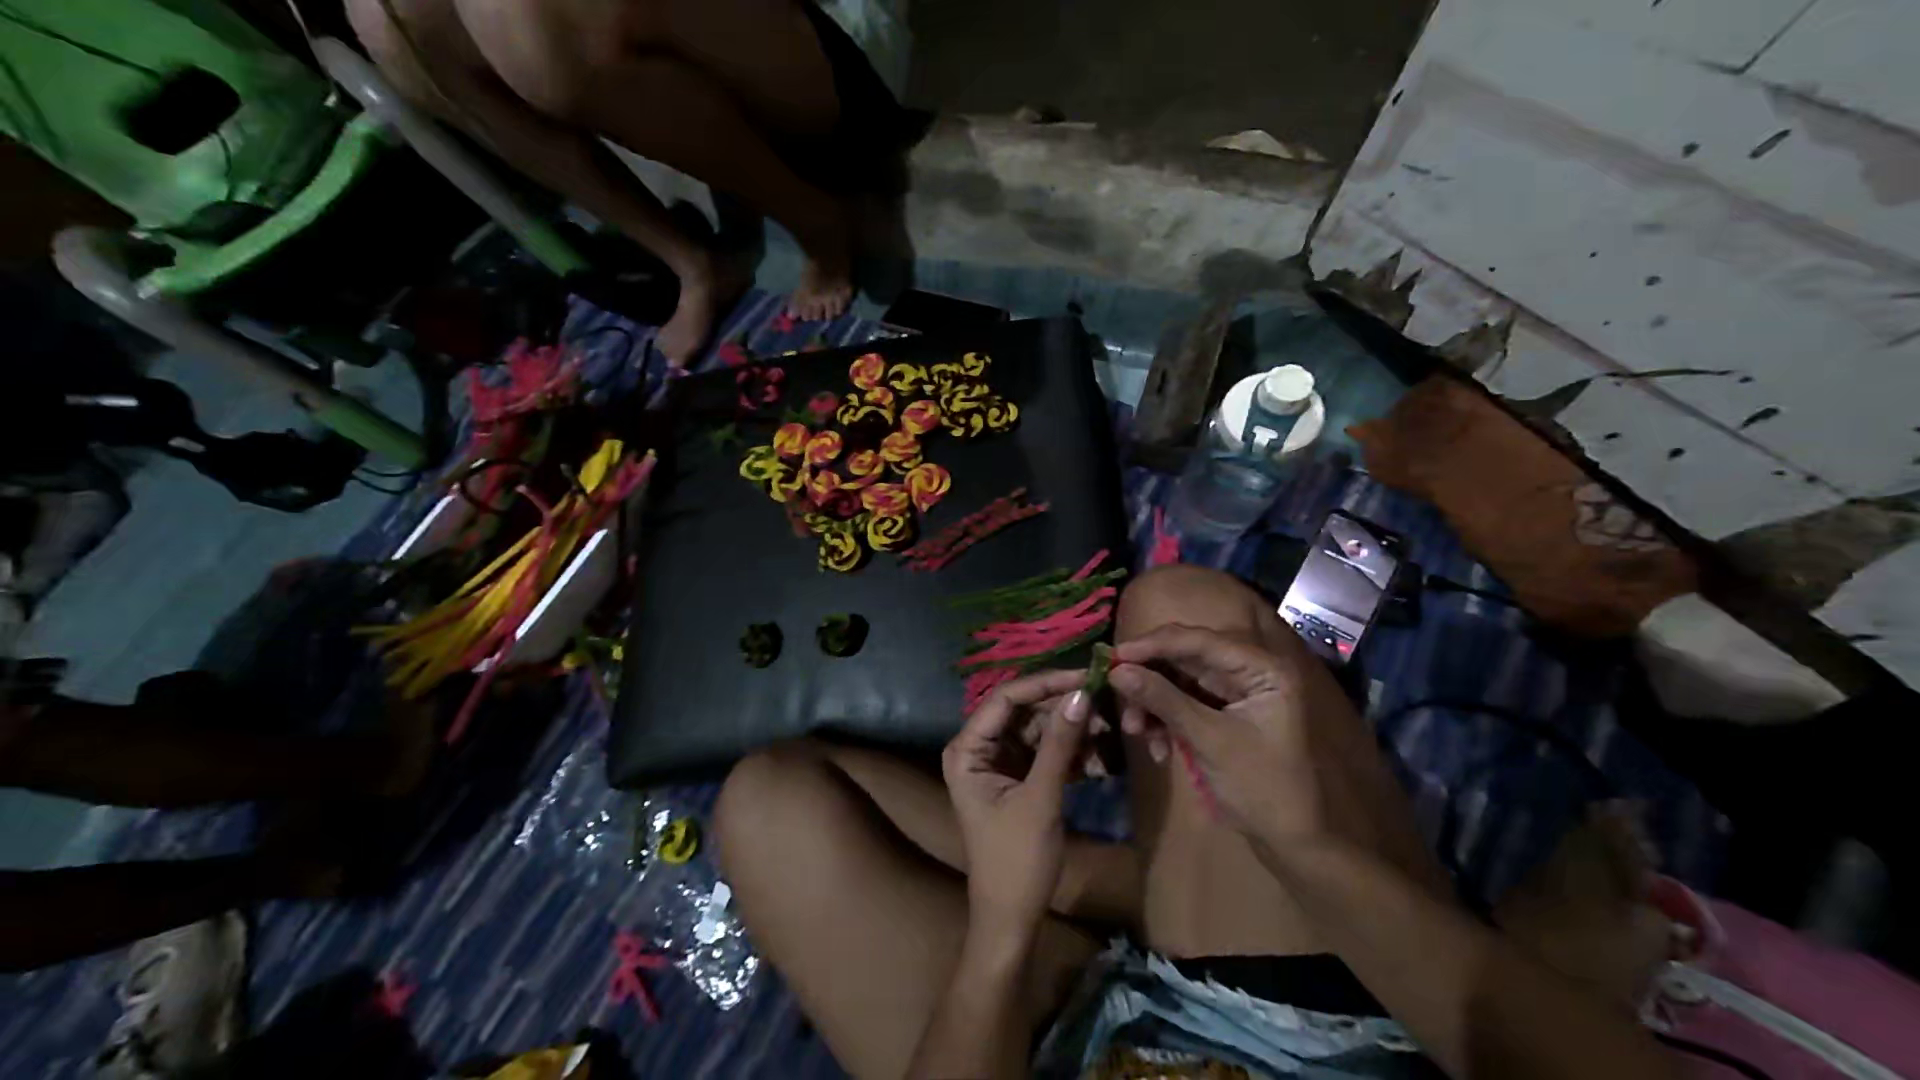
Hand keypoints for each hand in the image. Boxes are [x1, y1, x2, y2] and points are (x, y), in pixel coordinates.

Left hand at [942, 669, 1089, 939]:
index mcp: (967, 749)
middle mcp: (980, 747)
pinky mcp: (1021, 777)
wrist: (1012, 917)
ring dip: (1073, 729)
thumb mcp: (1040, 798)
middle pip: (1025, 710)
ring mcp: (1001, 762)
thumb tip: (1082, 694)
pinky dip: (1072, 751)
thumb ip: (1059, 744)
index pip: (1005, 698)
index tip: (1086, 676)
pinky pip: (1047, 751)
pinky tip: (1101, 755)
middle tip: (1106, 703)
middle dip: (1064, 707)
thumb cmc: (1016, 860)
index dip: (1045, 683)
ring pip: (1040, 729)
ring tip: (1109, 731)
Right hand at [1107, 624, 1407, 855]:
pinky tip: (1158, 750)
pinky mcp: (1221, 712)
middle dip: (1149, 678)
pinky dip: (1164, 721)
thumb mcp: (1209, 740)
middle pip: (1184, 657)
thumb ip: (1163, 700)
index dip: (1153, 645)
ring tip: (1136, 733)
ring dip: (1152, 703)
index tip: (1113, 655)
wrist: (1295, 841)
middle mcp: (1249, 671)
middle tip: (1116, 695)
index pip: (1199, 641)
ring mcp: (1234, 692)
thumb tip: (1117, 671)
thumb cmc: (1263, 787)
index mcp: (1262, 668)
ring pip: (1177, 681)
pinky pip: (1182, 703)